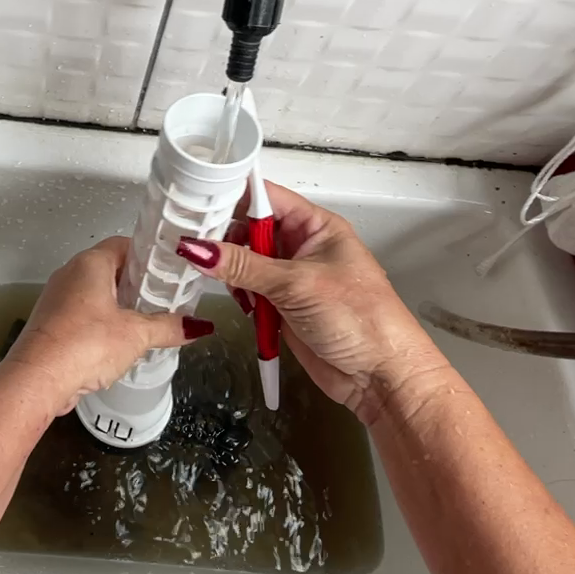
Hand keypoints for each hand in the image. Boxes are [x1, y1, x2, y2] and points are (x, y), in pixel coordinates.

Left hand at [0, 237, 214, 418]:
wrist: (38, 378)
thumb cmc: (84, 344)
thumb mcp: (136, 335)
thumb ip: (168, 327)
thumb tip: (197, 326)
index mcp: (90, 263)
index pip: (124, 245)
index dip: (148, 255)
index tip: (168, 268)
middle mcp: (70, 273)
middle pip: (109, 267)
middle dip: (136, 282)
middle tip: (163, 296)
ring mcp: (57, 297)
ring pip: (95, 291)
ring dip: (118, 303)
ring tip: (145, 319)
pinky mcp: (51, 321)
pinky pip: (82, 311)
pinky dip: (101, 320)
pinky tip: (118, 340)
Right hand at [176, 183, 446, 425]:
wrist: (381, 378)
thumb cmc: (357, 318)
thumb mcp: (296, 285)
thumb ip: (243, 266)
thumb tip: (194, 248)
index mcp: (315, 226)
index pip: (266, 197)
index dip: (231, 195)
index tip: (195, 199)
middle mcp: (301, 245)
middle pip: (250, 228)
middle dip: (224, 237)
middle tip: (193, 244)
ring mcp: (290, 276)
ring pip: (245, 260)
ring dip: (230, 269)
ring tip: (214, 277)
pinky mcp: (282, 305)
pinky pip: (249, 288)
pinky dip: (238, 293)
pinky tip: (234, 299)